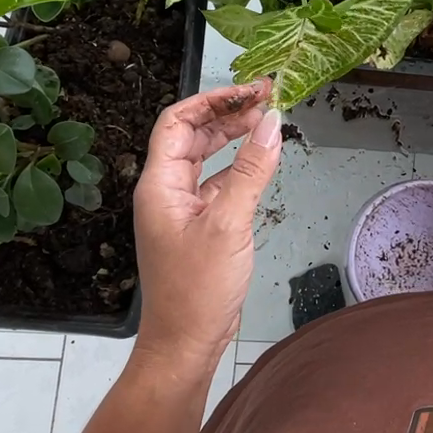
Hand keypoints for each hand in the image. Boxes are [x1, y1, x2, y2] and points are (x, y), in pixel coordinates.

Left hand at [133, 79, 282, 361]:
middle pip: (193, 134)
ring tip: (268, 120)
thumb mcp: (229, 223)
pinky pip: (219, 182)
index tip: (249, 91)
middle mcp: (167, 190)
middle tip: (267, 98)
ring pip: (207, 157)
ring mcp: (183, 208)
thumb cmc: (197, 288)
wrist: (186, 342)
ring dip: (235, 136)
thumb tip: (272, 122)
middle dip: (228, 113)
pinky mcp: (201, 224)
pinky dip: (241, 166)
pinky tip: (263, 160)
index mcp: (160, 184)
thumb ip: (252, 170)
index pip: (177, 121)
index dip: (211, 100)